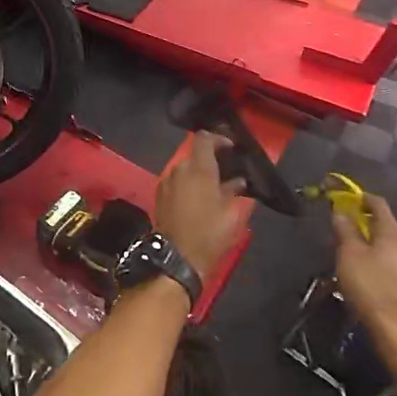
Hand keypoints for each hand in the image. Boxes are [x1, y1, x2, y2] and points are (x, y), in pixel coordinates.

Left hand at [154, 132, 246, 277]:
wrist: (177, 257)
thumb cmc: (209, 232)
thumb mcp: (230, 213)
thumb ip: (234, 191)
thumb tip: (237, 181)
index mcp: (198, 169)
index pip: (204, 139)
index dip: (218, 139)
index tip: (230, 148)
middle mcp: (179, 169)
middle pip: (194, 156)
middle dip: (209, 162)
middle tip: (225, 174)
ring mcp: (166, 181)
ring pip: (184, 170)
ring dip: (198, 175)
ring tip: (213, 190)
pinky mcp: (159, 195)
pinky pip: (176, 182)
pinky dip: (187, 185)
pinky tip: (197, 200)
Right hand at [332, 194, 396, 380]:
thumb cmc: (371, 289)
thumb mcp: (349, 256)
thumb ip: (345, 230)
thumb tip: (341, 211)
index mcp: (394, 233)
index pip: (379, 204)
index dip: (361, 198)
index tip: (344, 199)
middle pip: (386, 225)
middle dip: (365, 224)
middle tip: (344, 231)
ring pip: (392, 246)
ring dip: (374, 244)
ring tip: (355, 256)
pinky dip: (383, 261)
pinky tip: (371, 276)